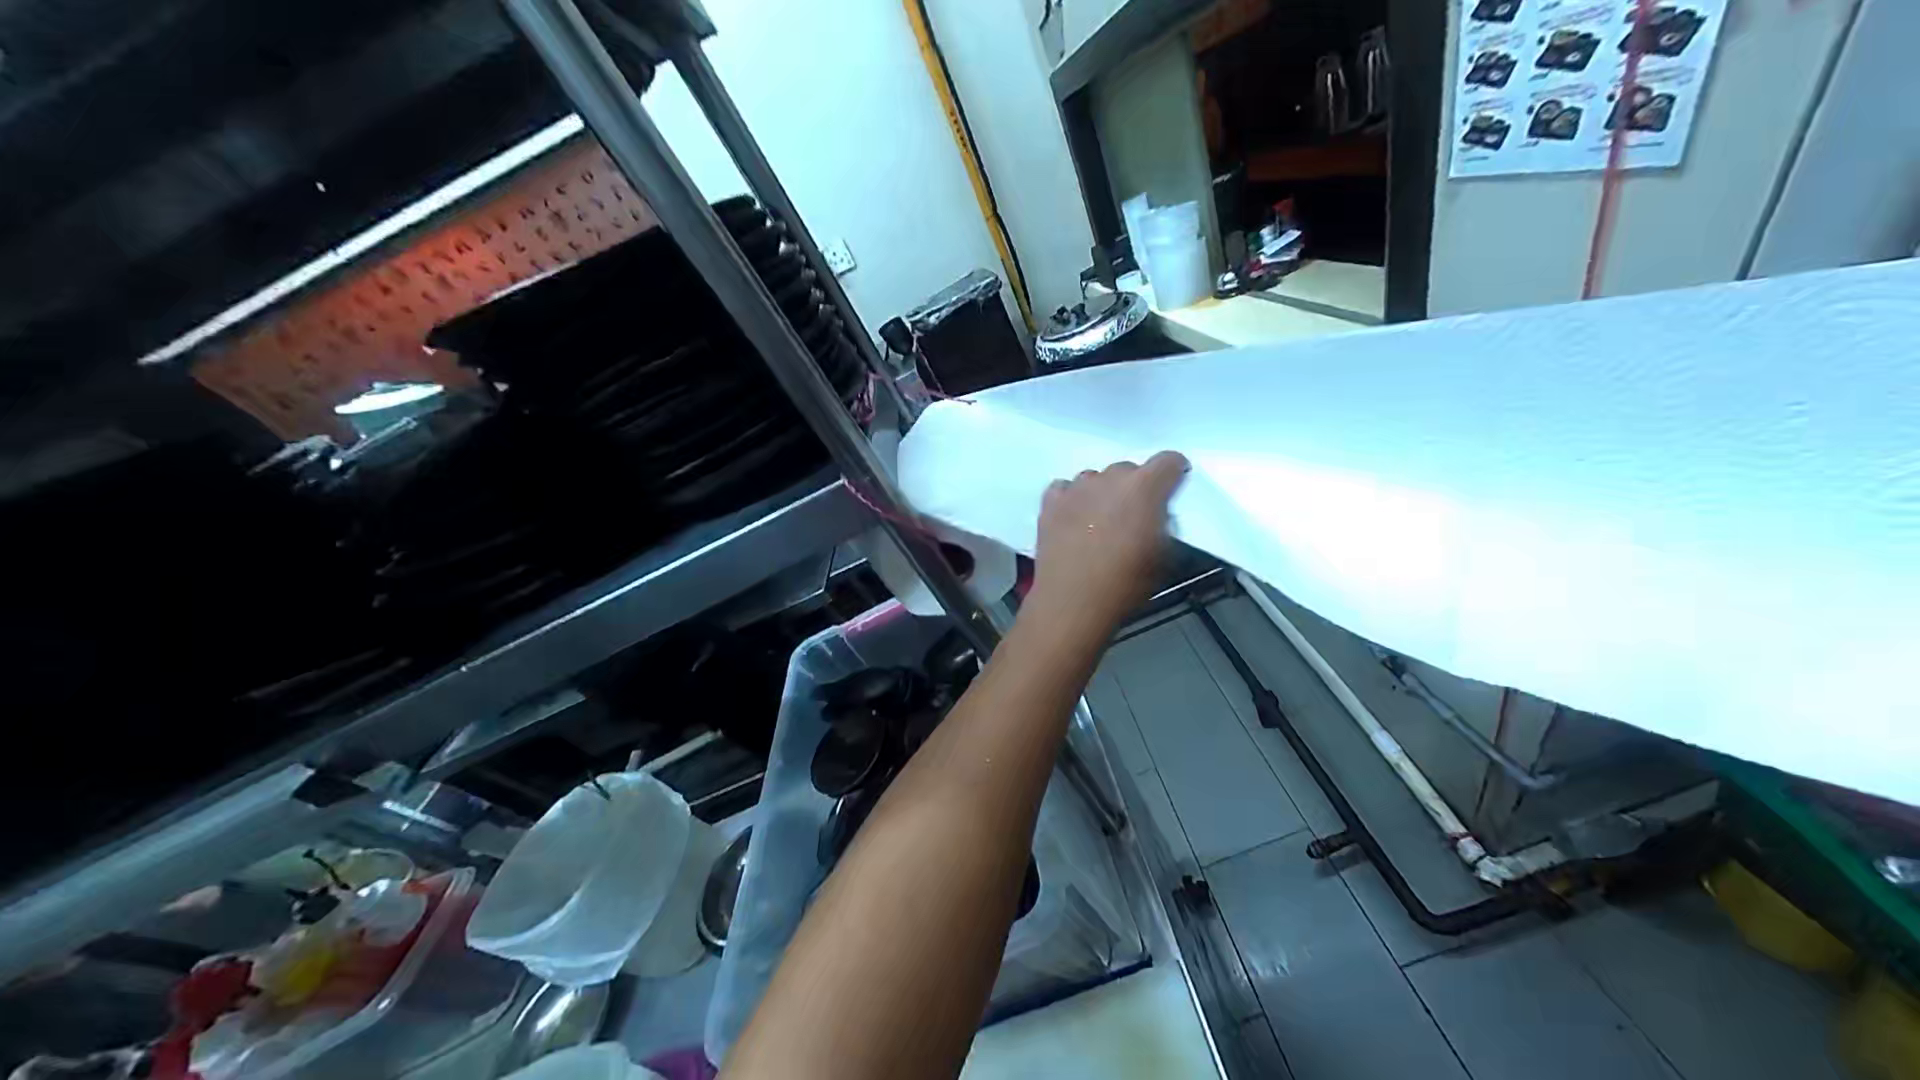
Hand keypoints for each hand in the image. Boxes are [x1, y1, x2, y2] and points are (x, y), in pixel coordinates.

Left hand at [1030, 452, 1188, 629]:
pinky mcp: (1050, 502)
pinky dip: (1071, 499)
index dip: (1174, 473)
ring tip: (1099, 520)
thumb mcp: (1163, 556)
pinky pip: (1065, 489)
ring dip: (1102, 492)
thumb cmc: (1125, 583)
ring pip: (1095, 478)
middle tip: (1132, 515)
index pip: (1169, 460)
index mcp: (1144, 488)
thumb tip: (1156, 513)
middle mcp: (1109, 478)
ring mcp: (1076, 488)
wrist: (1073, 602)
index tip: (1172, 489)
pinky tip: (1072, 519)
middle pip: (1128, 469)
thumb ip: (1164, 523)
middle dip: (1135, 487)